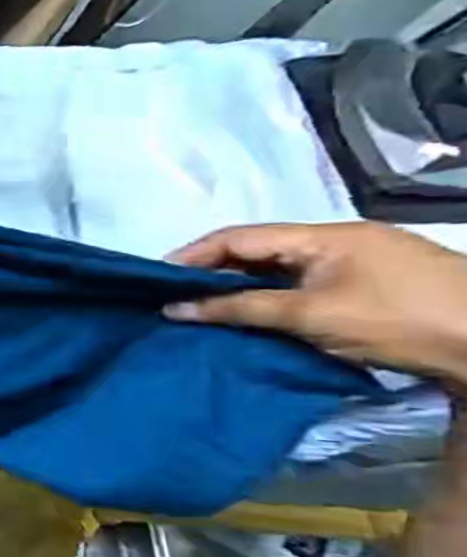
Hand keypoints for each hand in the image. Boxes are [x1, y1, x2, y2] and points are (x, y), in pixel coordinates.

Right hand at [164, 222, 466, 385]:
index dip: (192, 255)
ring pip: (278, 268)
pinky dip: (268, 296)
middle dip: (211, 271)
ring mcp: (360, 263)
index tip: (155, 279)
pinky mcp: (371, 286)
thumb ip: (237, 308)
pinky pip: (301, 283)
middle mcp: (341, 241)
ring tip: (203, 307)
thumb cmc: (401, 321)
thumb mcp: (309, 315)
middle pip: (257, 249)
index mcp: (327, 236)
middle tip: (174, 296)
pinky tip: (250, 313)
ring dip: (238, 286)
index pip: (239, 236)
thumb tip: (174, 309)